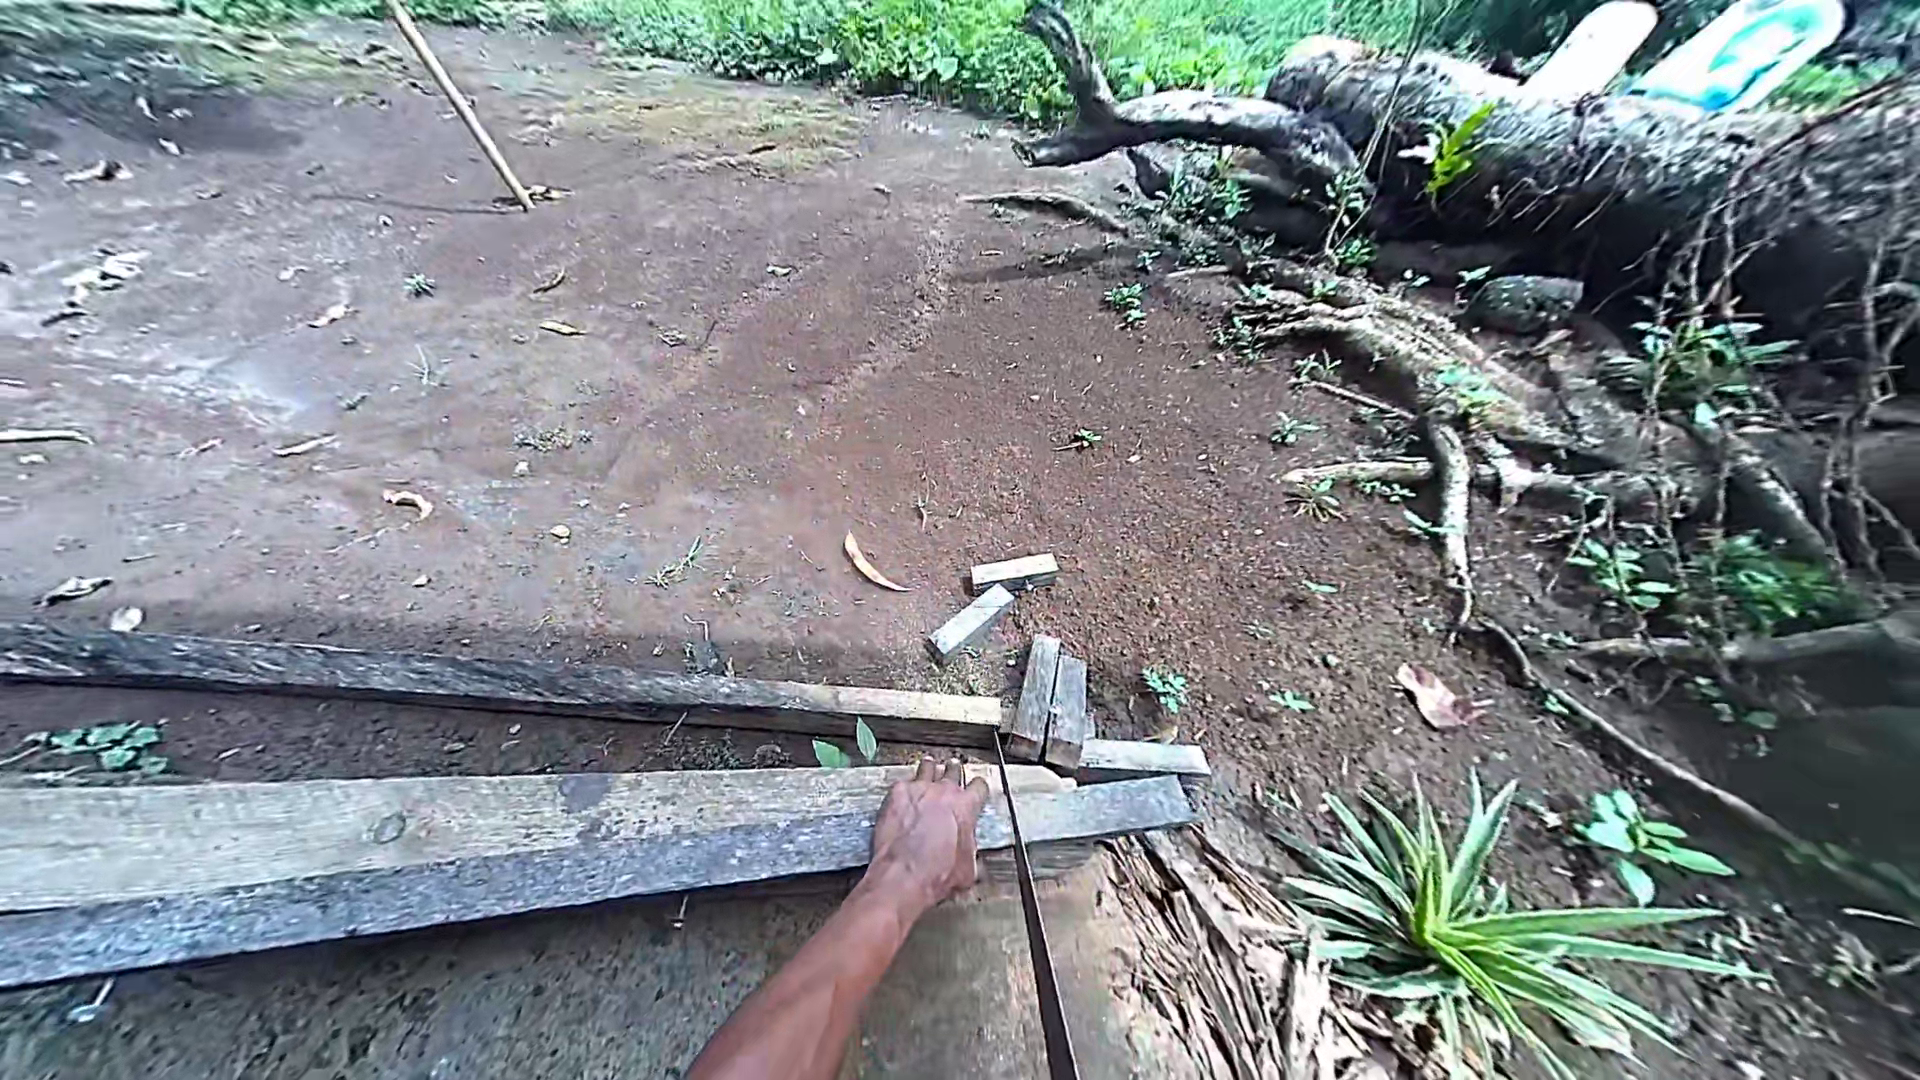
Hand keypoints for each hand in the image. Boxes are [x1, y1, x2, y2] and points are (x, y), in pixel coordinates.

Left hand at [861, 757, 990, 917]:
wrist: (903, 875)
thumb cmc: (936, 875)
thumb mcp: (968, 868)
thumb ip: (971, 847)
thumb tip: (969, 850)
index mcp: (966, 807)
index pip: (979, 786)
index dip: (978, 787)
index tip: (975, 789)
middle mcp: (944, 791)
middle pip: (952, 770)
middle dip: (953, 771)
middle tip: (951, 770)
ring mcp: (920, 788)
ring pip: (927, 767)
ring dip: (929, 769)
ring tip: (928, 767)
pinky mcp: (898, 792)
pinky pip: (903, 782)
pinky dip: (905, 787)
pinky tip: (903, 792)